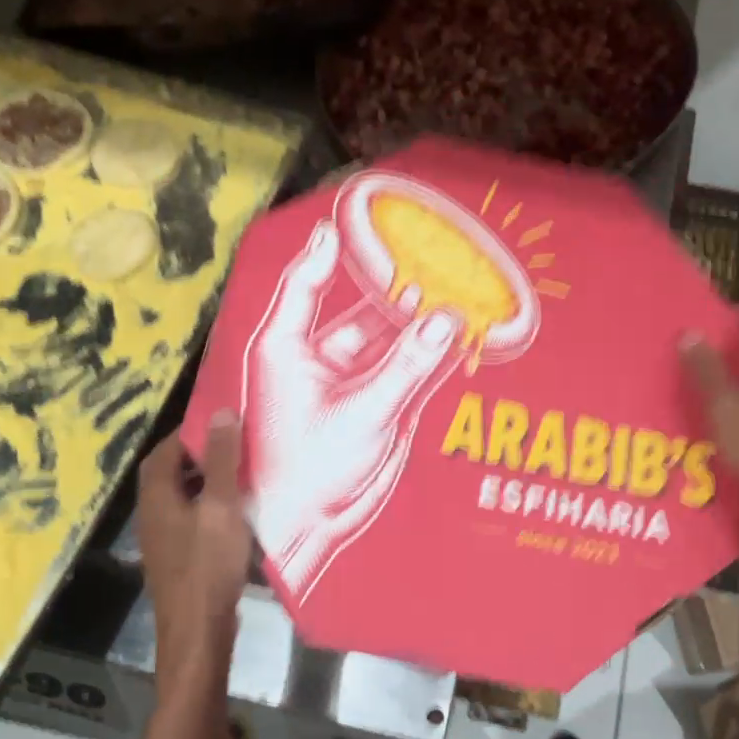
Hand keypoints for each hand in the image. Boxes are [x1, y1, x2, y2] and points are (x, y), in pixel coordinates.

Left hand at [136, 419, 249, 662]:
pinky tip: (241, 513)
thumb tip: (221, 413)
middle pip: (173, 472)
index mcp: (156, 495)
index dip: (193, 431)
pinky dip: (213, 507)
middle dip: (203, 454)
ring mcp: (165, 538)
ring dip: (210, 481)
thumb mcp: (220, 506)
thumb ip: (221, 460)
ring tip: (246, 473)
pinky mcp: (180, 558)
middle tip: (240, 444)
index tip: (226, 421)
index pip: (167, 448)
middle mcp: (153, 513)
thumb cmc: (207, 565)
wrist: (198, 632)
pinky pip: (194, 519)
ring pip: (185, 496)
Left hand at [243, 220, 462, 596]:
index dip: (331, 247)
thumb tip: (447, 317)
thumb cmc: (309, 470)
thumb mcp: (362, 413)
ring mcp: (338, 380)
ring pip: (379, 337)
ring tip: (451, 290)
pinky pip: (392, 368)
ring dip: (412, 321)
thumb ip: (407, 365)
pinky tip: (448, 336)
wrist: (304, 526)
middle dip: (389, 284)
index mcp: (287, 346)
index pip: (307, 280)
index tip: (355, 212)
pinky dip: (418, 354)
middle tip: (428, 253)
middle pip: (353, 305)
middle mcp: (310, 356)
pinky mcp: (360, 404)